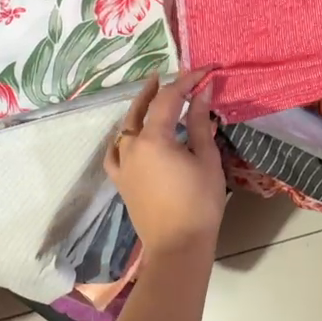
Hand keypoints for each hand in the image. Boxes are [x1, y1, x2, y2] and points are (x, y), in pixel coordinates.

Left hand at [104, 71, 225, 257]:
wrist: (178, 247)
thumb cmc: (200, 202)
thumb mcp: (207, 159)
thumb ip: (201, 123)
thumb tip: (202, 92)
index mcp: (153, 139)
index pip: (169, 99)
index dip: (186, 82)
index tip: (205, 72)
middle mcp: (131, 147)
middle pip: (141, 109)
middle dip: (158, 89)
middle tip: (175, 77)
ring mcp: (123, 166)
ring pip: (125, 128)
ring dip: (139, 110)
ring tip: (154, 99)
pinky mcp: (121, 182)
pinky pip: (115, 152)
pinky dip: (122, 138)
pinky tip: (129, 136)